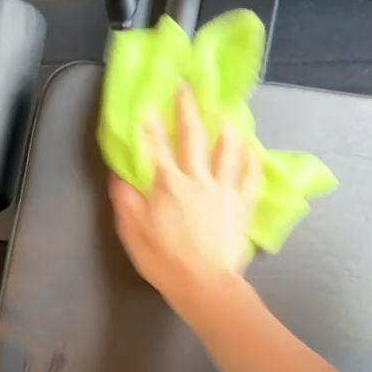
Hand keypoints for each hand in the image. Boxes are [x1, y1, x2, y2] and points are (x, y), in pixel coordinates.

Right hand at [109, 84, 262, 322]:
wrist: (205, 283)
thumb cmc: (163, 260)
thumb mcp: (133, 232)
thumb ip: (126, 201)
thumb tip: (119, 176)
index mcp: (168, 185)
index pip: (156, 147)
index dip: (150, 124)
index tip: (148, 103)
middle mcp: (198, 179)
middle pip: (194, 136)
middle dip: (188, 109)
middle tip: (186, 87)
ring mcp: (224, 189)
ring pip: (228, 149)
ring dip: (226, 127)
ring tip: (226, 112)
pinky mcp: (243, 203)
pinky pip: (251, 175)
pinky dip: (251, 159)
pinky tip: (252, 149)